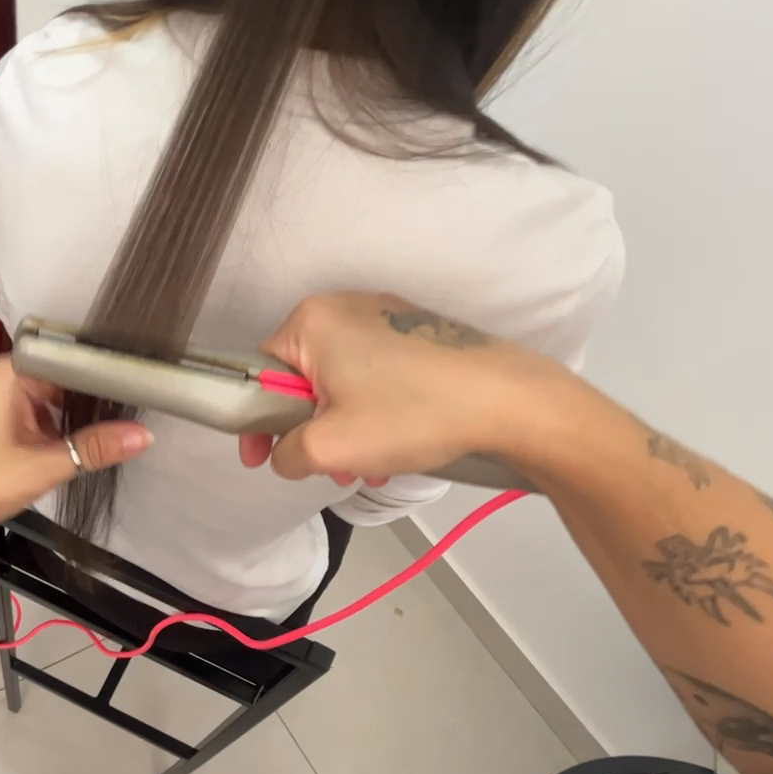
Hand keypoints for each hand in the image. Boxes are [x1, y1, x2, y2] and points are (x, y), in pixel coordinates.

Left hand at [0, 357, 152, 547]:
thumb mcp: (42, 466)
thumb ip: (94, 449)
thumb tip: (144, 436)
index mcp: (12, 371)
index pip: (74, 361)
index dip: (109, 378)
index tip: (143, 394)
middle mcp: (4, 376)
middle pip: (65, 381)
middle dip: (94, 405)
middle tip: (135, 421)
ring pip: (52, 402)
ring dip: (74, 423)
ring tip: (111, 438)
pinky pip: (36, 416)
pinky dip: (54, 433)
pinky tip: (74, 451)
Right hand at [238, 294, 576, 482]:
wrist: (514, 402)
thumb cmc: (411, 414)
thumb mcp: (327, 448)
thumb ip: (283, 454)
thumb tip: (286, 454)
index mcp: (311, 320)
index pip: (259, 373)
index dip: (258, 423)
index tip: (266, 459)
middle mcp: (344, 305)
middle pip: (300, 379)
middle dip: (310, 431)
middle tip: (328, 468)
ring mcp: (387, 314)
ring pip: (338, 382)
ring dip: (342, 428)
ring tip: (369, 463)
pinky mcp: (419, 329)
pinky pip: (373, 374)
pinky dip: (372, 411)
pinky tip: (395, 442)